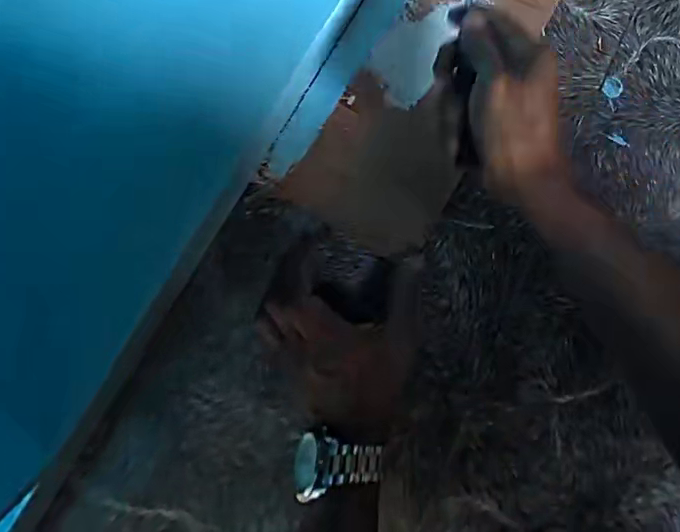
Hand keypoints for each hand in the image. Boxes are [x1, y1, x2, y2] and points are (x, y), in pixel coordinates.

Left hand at [257, 243, 421, 443]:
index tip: (311, 243)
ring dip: (274, 299)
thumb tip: (413, 258)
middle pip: (274, 303)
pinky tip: (292, 316)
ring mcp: (288, 361)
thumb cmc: (378, 383)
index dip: (298, 264)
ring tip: (292, 284)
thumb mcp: (400, 340)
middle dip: (284, 277)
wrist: (356, 436)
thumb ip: (404, 297)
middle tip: (302, 259)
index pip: (295, 290)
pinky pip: (270, 340)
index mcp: (321, 332)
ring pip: (265, 323)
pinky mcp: (287, 374)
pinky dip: (275, 320)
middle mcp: (297, 344)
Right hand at [454, 8, 569, 206]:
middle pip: (472, 52)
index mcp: (529, 54)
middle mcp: (520, 68)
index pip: (496, 20)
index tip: (446, 23)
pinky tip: (458, 145)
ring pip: (462, 84)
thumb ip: (482, 47)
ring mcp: (505, 94)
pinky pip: (465, 107)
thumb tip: (472, 16)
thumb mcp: (495, 83)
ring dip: (451, 108)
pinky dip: (457, 125)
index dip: (471, 18)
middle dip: (452, 75)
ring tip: (456, 132)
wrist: (527, 185)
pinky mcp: (493, 116)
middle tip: (443, 88)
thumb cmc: (513, 131)